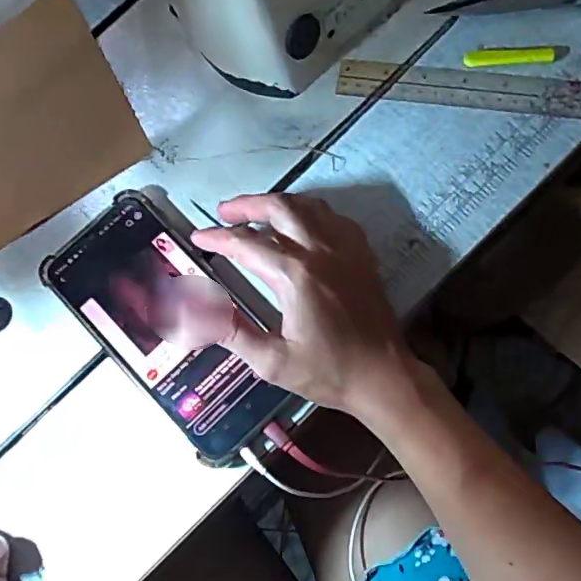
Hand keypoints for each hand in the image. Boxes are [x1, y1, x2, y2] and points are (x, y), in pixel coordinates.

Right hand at [190, 193, 417, 417]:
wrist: (383, 376)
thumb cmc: (329, 372)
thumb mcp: (273, 361)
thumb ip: (233, 332)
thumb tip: (196, 308)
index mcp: (296, 276)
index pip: (247, 244)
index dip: (218, 238)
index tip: (199, 237)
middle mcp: (321, 252)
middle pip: (280, 208)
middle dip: (247, 205)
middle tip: (225, 212)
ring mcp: (347, 251)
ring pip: (309, 207)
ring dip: (280, 204)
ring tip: (259, 212)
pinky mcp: (363, 257)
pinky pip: (336, 219)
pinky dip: (313, 213)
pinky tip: (305, 225)